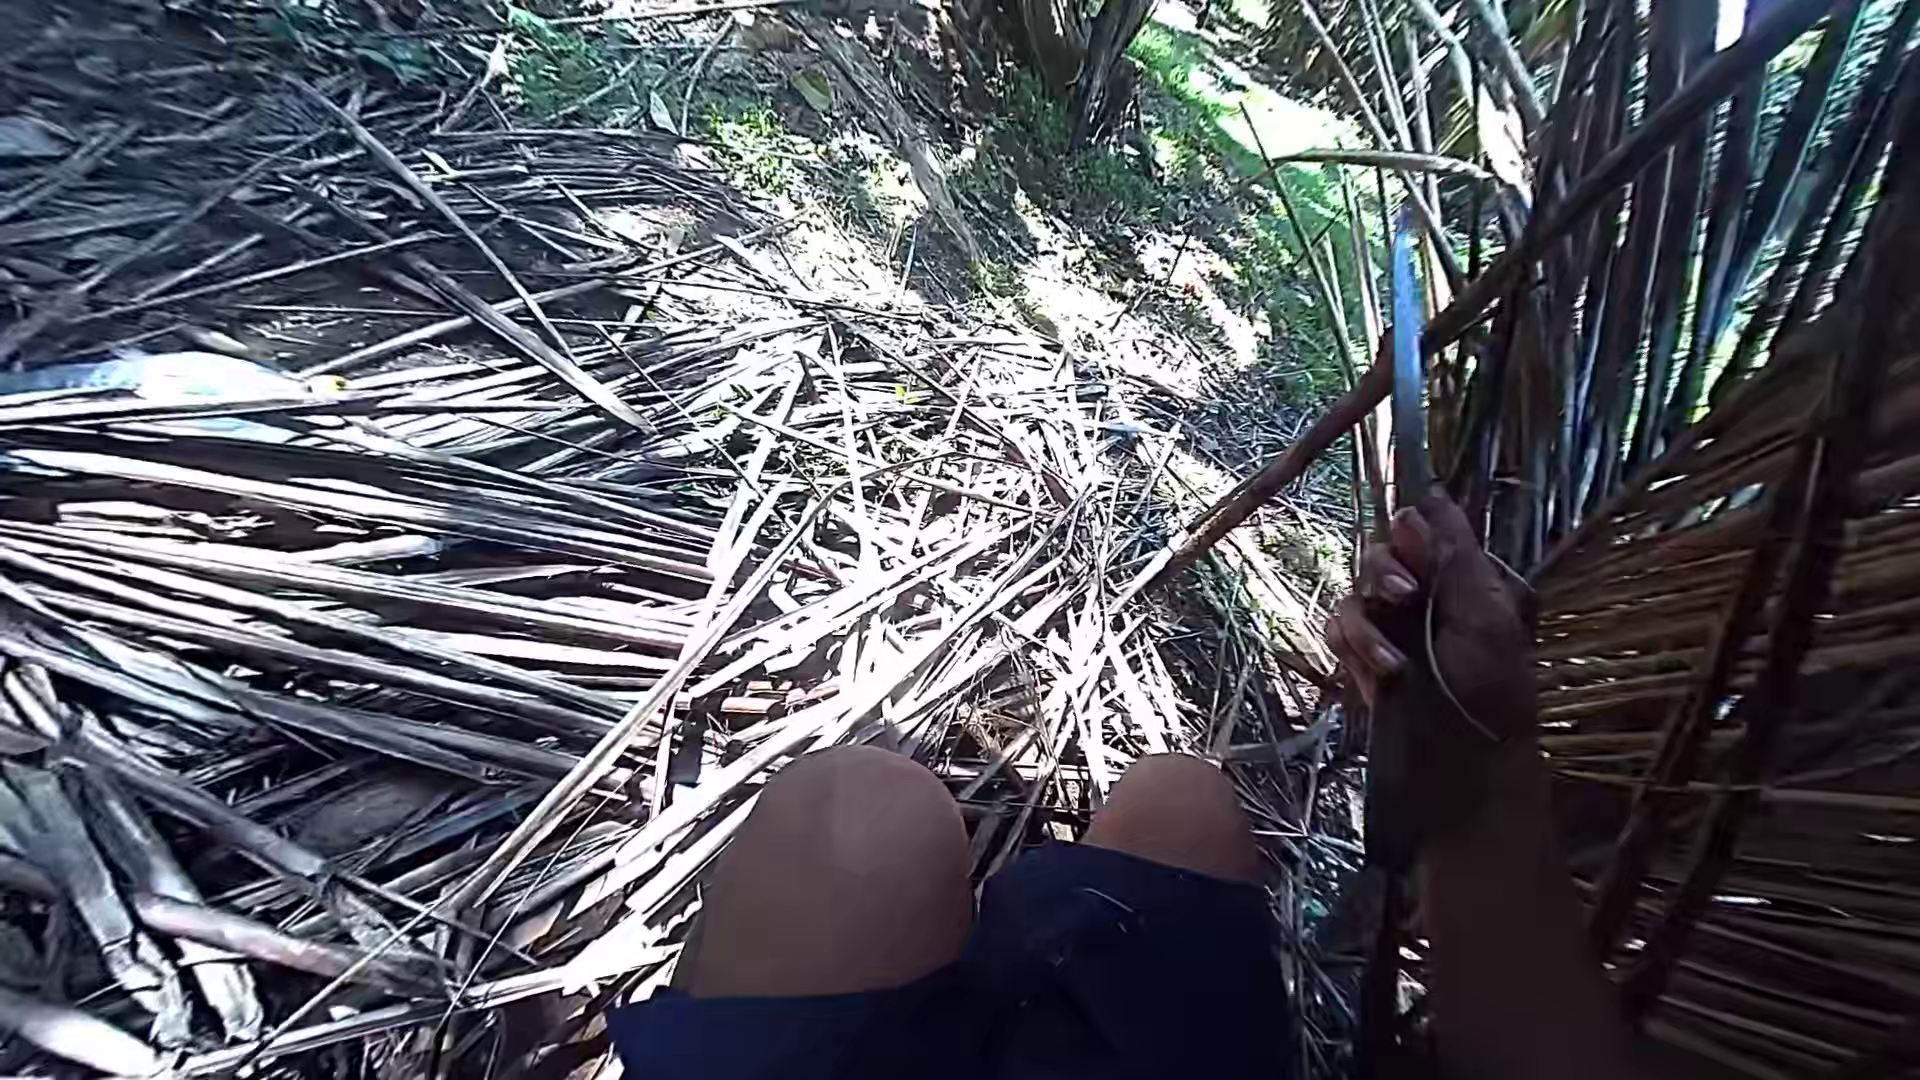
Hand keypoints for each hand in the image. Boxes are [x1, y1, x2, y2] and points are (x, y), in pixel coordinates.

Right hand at [1327, 490, 1535, 750]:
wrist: (1455, 774)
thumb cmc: (1484, 695)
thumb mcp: (1482, 619)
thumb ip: (1453, 558)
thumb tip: (1429, 498)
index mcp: (1467, 583)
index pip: (1420, 535)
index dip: (1404, 541)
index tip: (1410, 560)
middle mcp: (1426, 598)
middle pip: (1376, 558)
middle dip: (1381, 579)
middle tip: (1397, 600)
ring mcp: (1391, 627)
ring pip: (1352, 596)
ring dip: (1363, 629)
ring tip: (1387, 667)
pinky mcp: (1362, 653)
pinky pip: (1336, 629)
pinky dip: (1347, 649)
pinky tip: (1370, 676)